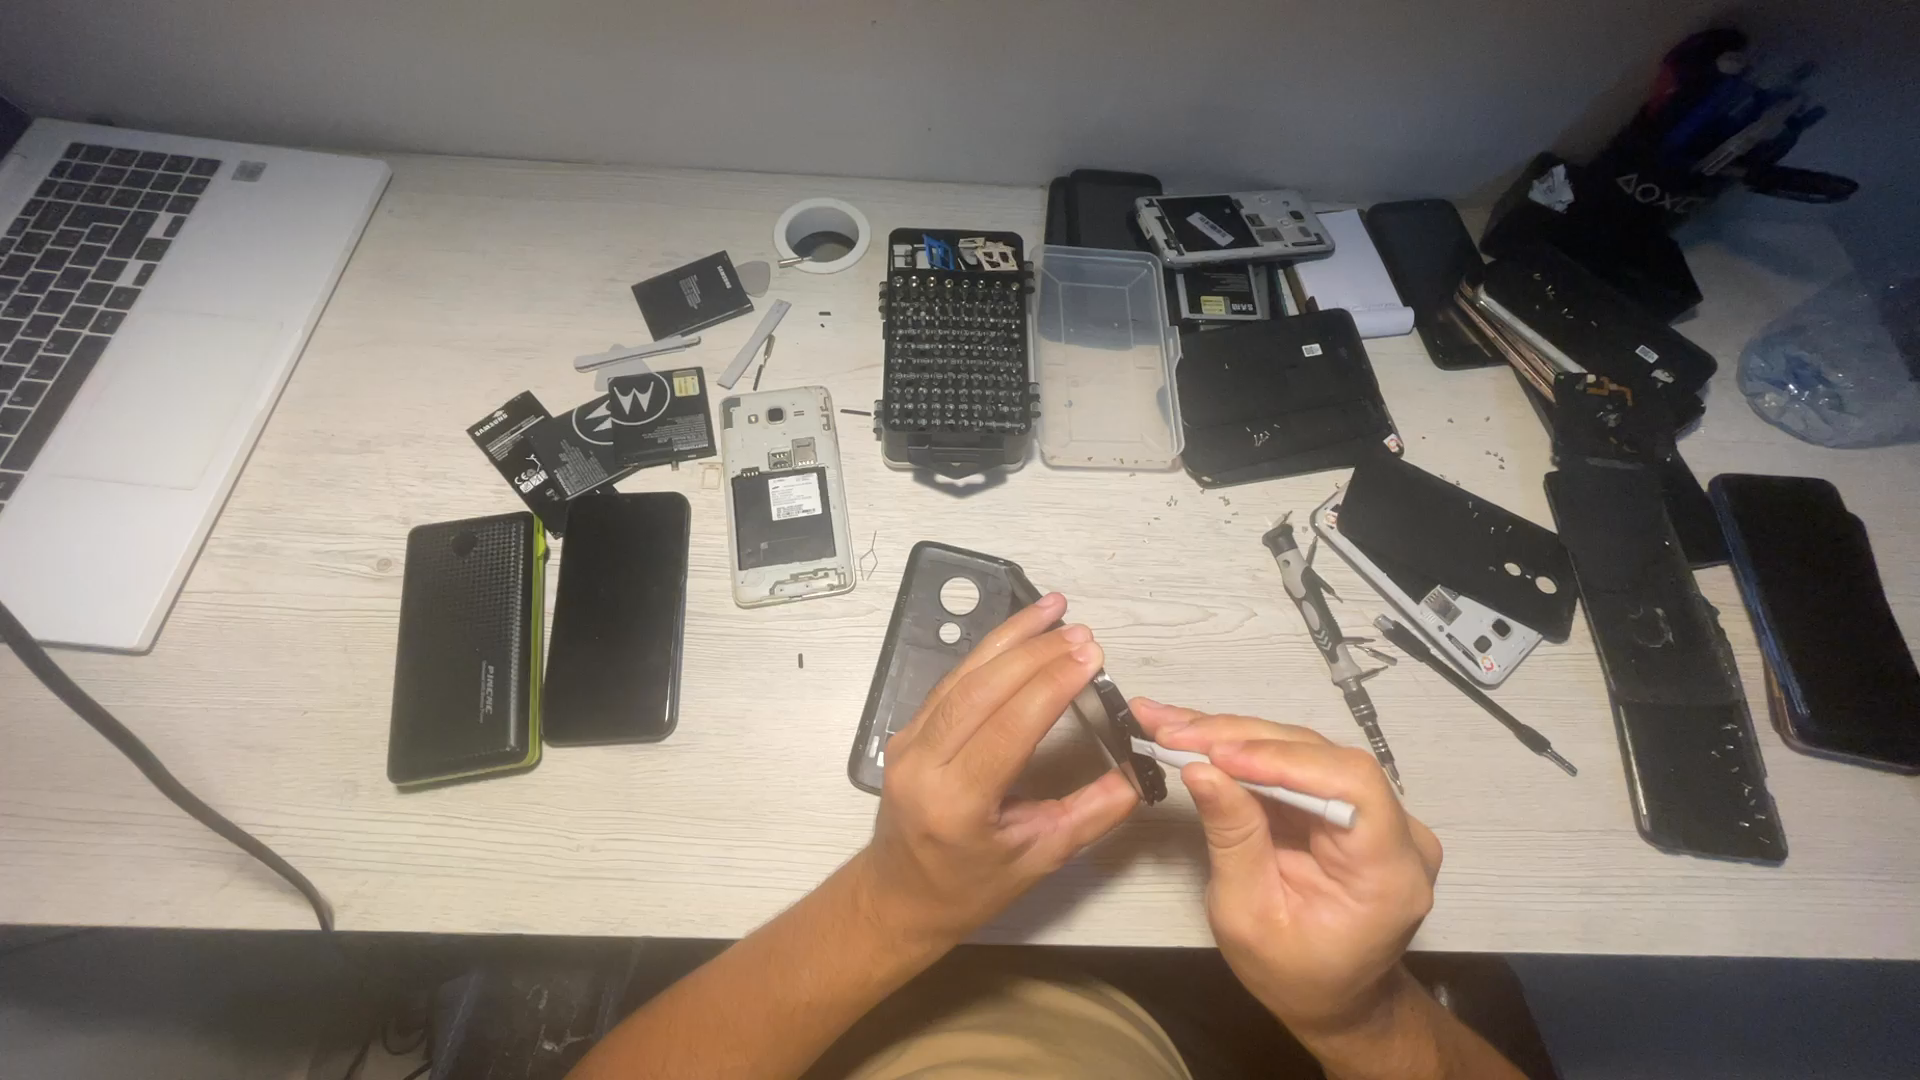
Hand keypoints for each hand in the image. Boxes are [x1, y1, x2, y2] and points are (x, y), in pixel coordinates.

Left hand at [857, 593, 1139, 945]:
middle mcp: (923, 764)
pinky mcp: (906, 729)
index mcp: (957, 803)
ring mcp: (908, 741)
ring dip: (1009, 638)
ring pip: (961, 675)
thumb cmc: (969, 886)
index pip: (1008, 729)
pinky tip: (1017, 632)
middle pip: (980, 691)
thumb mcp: (1038, 859)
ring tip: (1052, 609)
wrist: (899, 894)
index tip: (1090, 654)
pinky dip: (987, 652)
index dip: (1051, 685)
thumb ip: (1092, 814)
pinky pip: (951, 682)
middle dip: (1034, 653)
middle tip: (1081, 632)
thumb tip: (1138, 773)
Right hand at [1132, 700, 1441, 1039]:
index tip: (1218, 756)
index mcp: (1386, 871)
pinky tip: (1188, 731)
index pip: (1351, 785)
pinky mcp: (1340, 798)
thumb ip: (1232, 839)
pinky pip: (1287, 760)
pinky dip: (1233, 747)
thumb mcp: (1247, 916)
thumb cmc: (1291, 972)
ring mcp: (1372, 808)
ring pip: (1295, 748)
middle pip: (1316, 755)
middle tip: (1167, 729)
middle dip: (1234, 739)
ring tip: (1164, 724)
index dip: (1283, 760)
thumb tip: (1199, 770)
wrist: (1330, 994)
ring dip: (1225, 735)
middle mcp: (1394, 827)